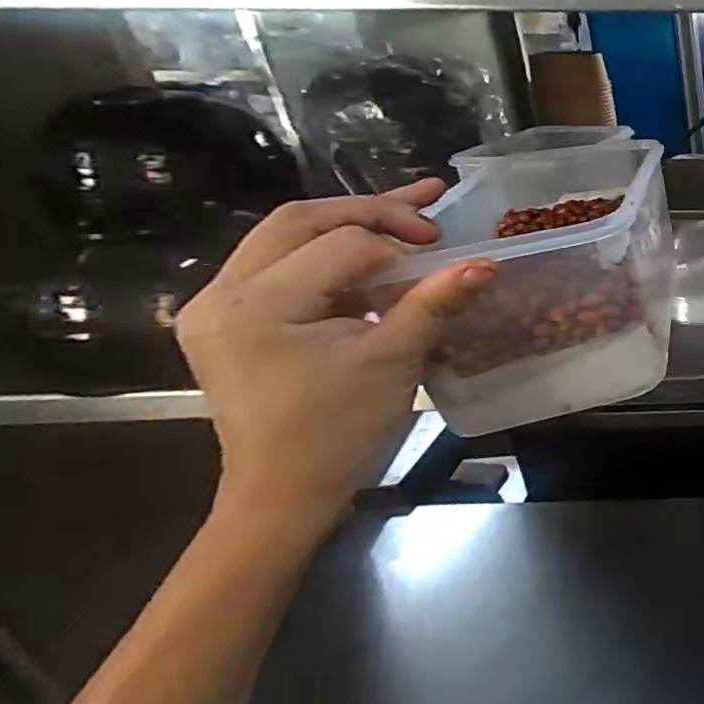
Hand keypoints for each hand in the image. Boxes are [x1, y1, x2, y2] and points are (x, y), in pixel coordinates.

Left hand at [176, 179, 492, 522]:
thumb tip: (486, 263)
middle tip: (428, 213)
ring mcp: (218, 306)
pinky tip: (372, 257)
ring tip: (409, 212)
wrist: (284, 492)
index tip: (444, 257)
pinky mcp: (230, 320)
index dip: (400, 245)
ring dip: (350, 224)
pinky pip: (282, 265)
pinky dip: (330, 255)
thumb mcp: (394, 361)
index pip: (343, 244)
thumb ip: (435, 302)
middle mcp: (222, 293)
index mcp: (258, 304)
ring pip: (288, 236)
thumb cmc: (339, 430)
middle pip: (301, 220)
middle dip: (371, 211)